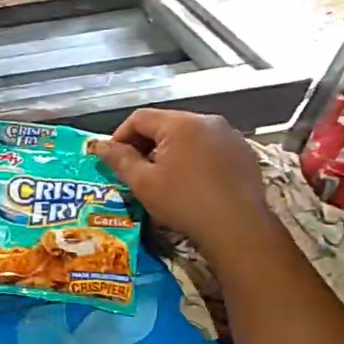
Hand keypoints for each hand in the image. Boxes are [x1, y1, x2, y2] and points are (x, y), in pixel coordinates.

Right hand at [87, 109, 273, 258]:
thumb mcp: (142, 182)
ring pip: (188, 135)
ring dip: (168, 150)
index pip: (139, 118)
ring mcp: (230, 135)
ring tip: (161, 177)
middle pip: (165, 123)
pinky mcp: (243, 152)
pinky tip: (190, 182)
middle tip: (133, 169)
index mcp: (180, 124)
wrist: (236, 226)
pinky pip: (209, 146)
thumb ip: (119, 159)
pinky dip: (193, 157)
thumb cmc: (183, 202)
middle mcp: (207, 121)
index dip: (119, 136)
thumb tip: (100, 146)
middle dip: (144, 143)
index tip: (112, 159)